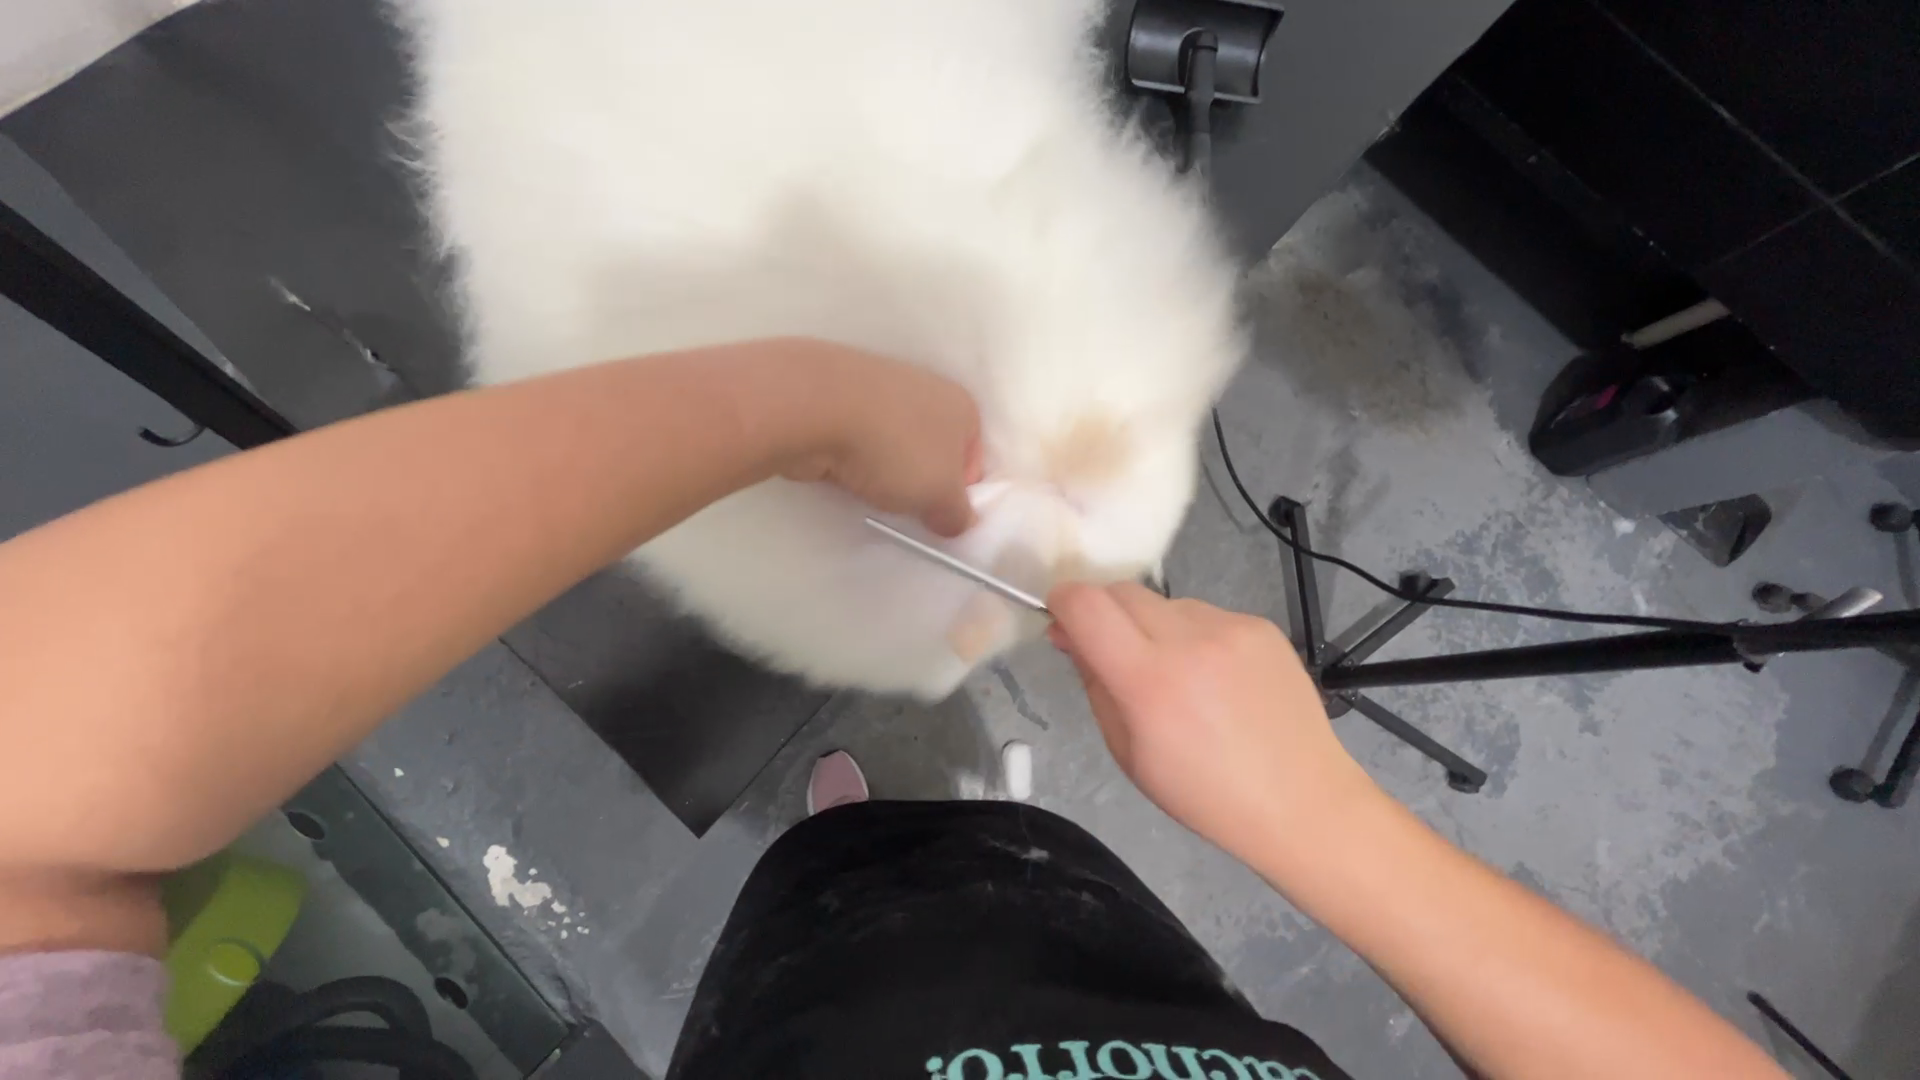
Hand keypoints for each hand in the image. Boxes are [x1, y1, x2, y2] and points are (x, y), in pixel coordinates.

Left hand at [775, 341, 982, 536]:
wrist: (814, 408)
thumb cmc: (894, 449)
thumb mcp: (940, 495)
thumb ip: (957, 515)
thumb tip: (958, 523)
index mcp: (962, 406)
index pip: (973, 463)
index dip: (957, 496)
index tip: (936, 517)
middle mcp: (926, 390)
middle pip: (932, 456)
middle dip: (919, 485)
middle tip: (903, 507)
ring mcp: (882, 390)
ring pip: (894, 449)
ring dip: (885, 475)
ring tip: (869, 490)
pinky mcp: (842, 400)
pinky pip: (858, 443)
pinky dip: (854, 461)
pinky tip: (843, 473)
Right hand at [1046, 583, 1379, 861]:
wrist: (1302, 802)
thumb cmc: (1203, 793)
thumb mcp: (1127, 752)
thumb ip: (1094, 683)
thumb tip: (1069, 635)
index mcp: (1149, 682)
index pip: (1086, 605)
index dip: (1062, 602)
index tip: (1062, 621)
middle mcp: (1189, 640)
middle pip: (1121, 591)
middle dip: (1103, 613)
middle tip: (1114, 653)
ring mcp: (1231, 627)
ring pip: (1163, 603)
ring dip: (1151, 626)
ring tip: (1177, 675)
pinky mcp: (1260, 624)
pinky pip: (1204, 614)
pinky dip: (1193, 636)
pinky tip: (1214, 677)